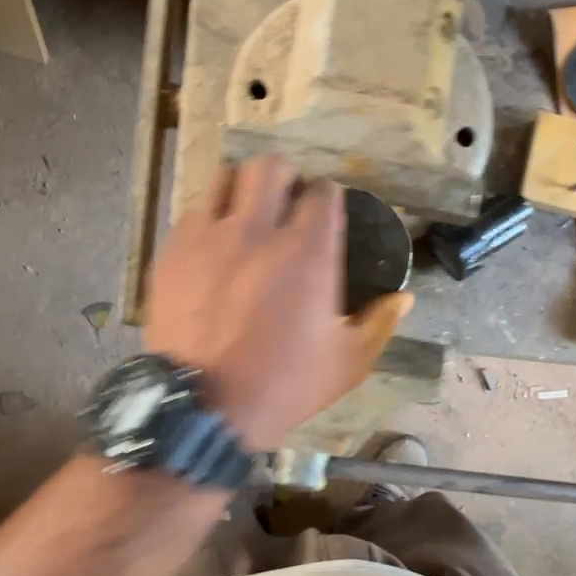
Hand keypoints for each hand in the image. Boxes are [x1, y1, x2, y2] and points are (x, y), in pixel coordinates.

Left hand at [143, 156, 411, 451]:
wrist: (204, 408)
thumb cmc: (284, 385)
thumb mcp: (348, 363)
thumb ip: (380, 323)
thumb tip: (404, 297)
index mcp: (307, 252)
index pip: (323, 193)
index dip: (329, 199)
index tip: (327, 216)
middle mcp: (257, 231)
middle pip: (271, 167)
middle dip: (286, 179)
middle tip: (287, 206)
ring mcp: (208, 238)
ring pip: (225, 178)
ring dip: (243, 190)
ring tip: (247, 217)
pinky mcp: (172, 252)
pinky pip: (192, 212)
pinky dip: (209, 220)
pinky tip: (215, 248)